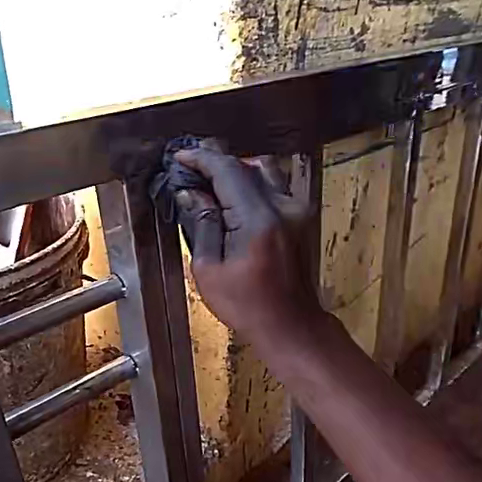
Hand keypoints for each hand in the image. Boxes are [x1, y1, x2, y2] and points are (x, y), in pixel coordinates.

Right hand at [170, 141, 324, 346]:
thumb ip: (202, 223)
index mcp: (258, 220)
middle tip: (190, 173)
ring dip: (237, 172)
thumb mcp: (209, 269)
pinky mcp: (301, 218)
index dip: (201, 159)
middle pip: (247, 165)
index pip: (228, 170)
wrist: (290, 324)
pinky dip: (252, 184)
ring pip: (265, 171)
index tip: (180, 157)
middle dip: (216, 164)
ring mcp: (297, 210)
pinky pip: (275, 186)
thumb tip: (191, 192)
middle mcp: (283, 207)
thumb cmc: (248, 306)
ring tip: (212, 185)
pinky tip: (234, 199)